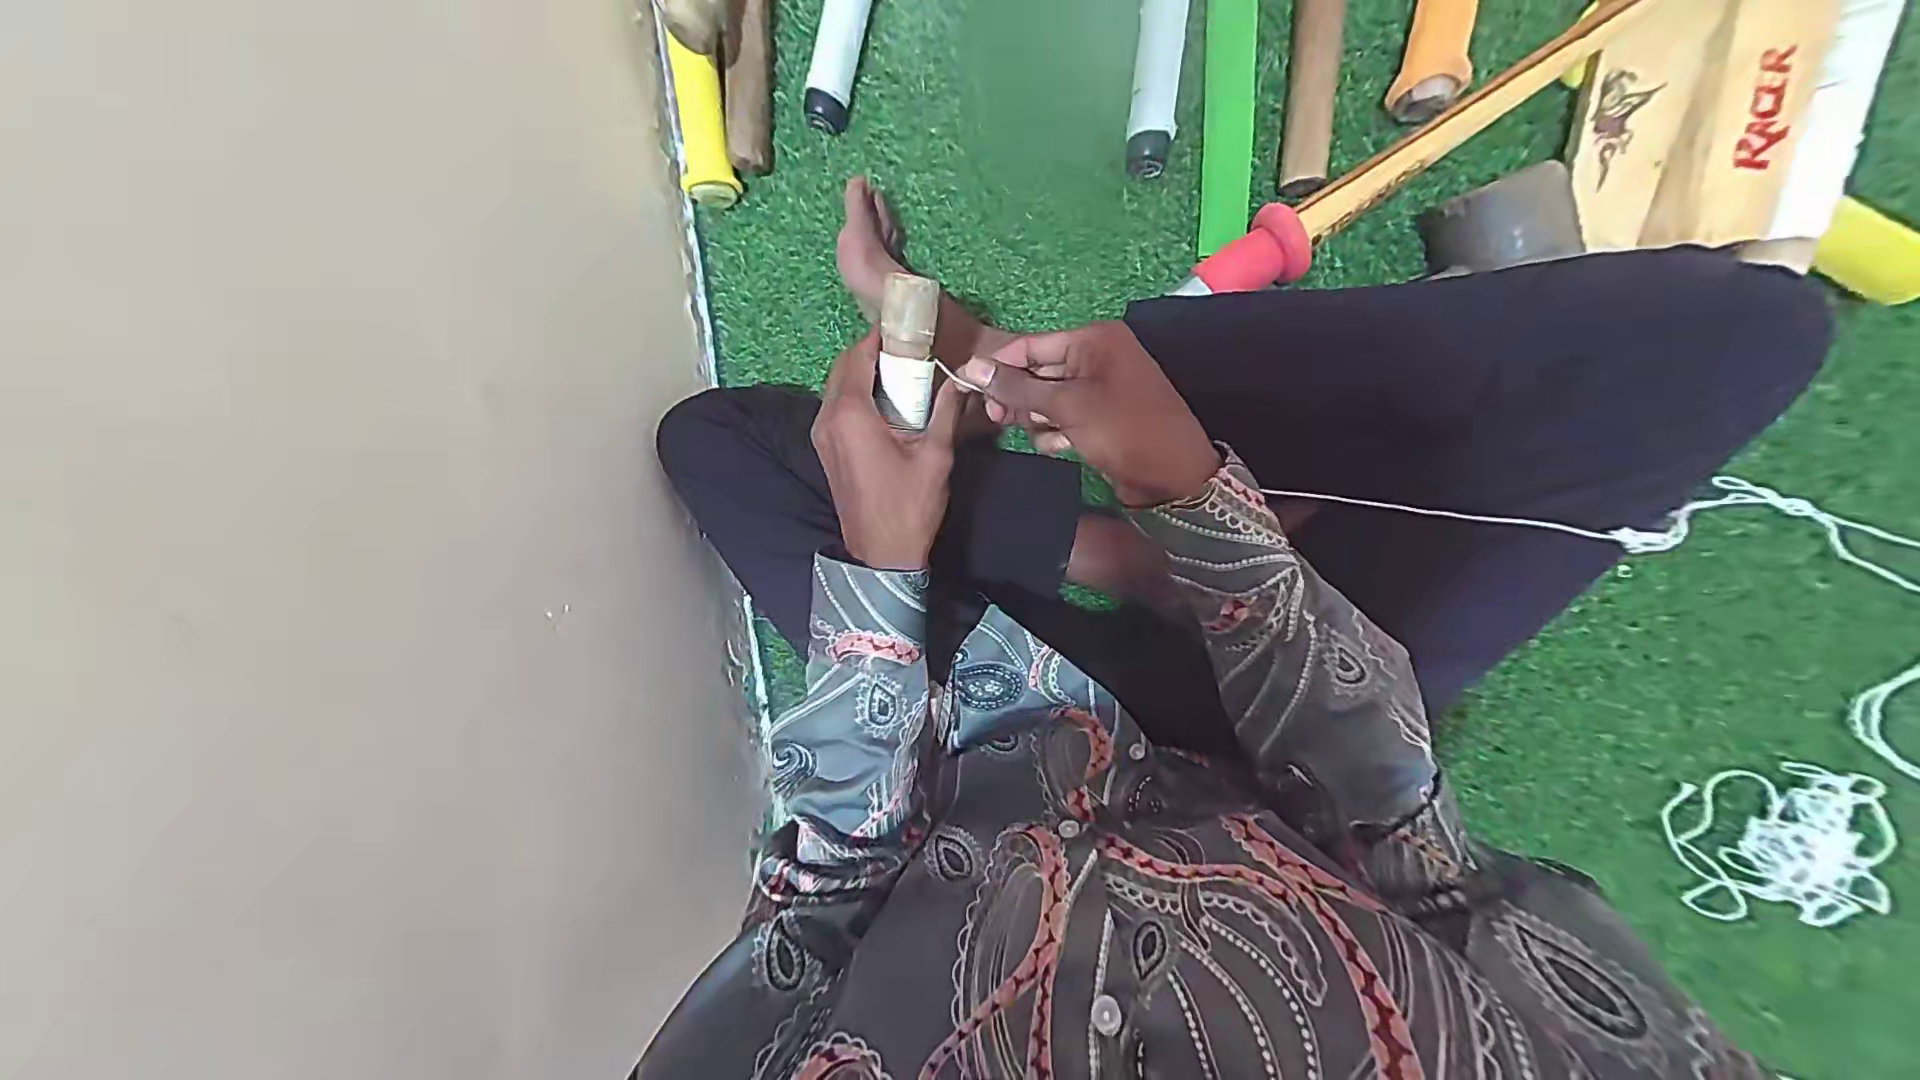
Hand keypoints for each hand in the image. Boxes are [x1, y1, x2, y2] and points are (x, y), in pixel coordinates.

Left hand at [812, 330, 966, 569]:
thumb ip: (948, 410)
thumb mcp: (936, 456)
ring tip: (902, 377)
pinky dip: (858, 397)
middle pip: (844, 368)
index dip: (881, 338)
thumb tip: (964, 379)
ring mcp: (822, 436)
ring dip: (865, 375)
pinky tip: (887, 406)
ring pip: (838, 388)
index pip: (859, 356)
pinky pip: (838, 409)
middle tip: (909, 354)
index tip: (907, 330)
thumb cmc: (909, 507)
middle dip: (873, 354)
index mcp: (850, 414)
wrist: (881, 556)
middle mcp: (827, 419)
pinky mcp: (826, 450)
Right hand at [959, 321, 1218, 506]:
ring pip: (1046, 399)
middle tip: (996, 419)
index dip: (998, 366)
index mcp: (1094, 341)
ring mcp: (1098, 390)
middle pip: (1037, 372)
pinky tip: (1059, 446)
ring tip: (1043, 434)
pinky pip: (1063, 418)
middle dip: (1019, 397)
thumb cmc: (1122, 429)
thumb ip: (1017, 387)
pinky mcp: (1098, 419)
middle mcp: (1096, 359)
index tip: (968, 387)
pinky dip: (1055, 432)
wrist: (1172, 476)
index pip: (1030, 345)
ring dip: (1037, 419)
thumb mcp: (1067, 405)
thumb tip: (971, 368)